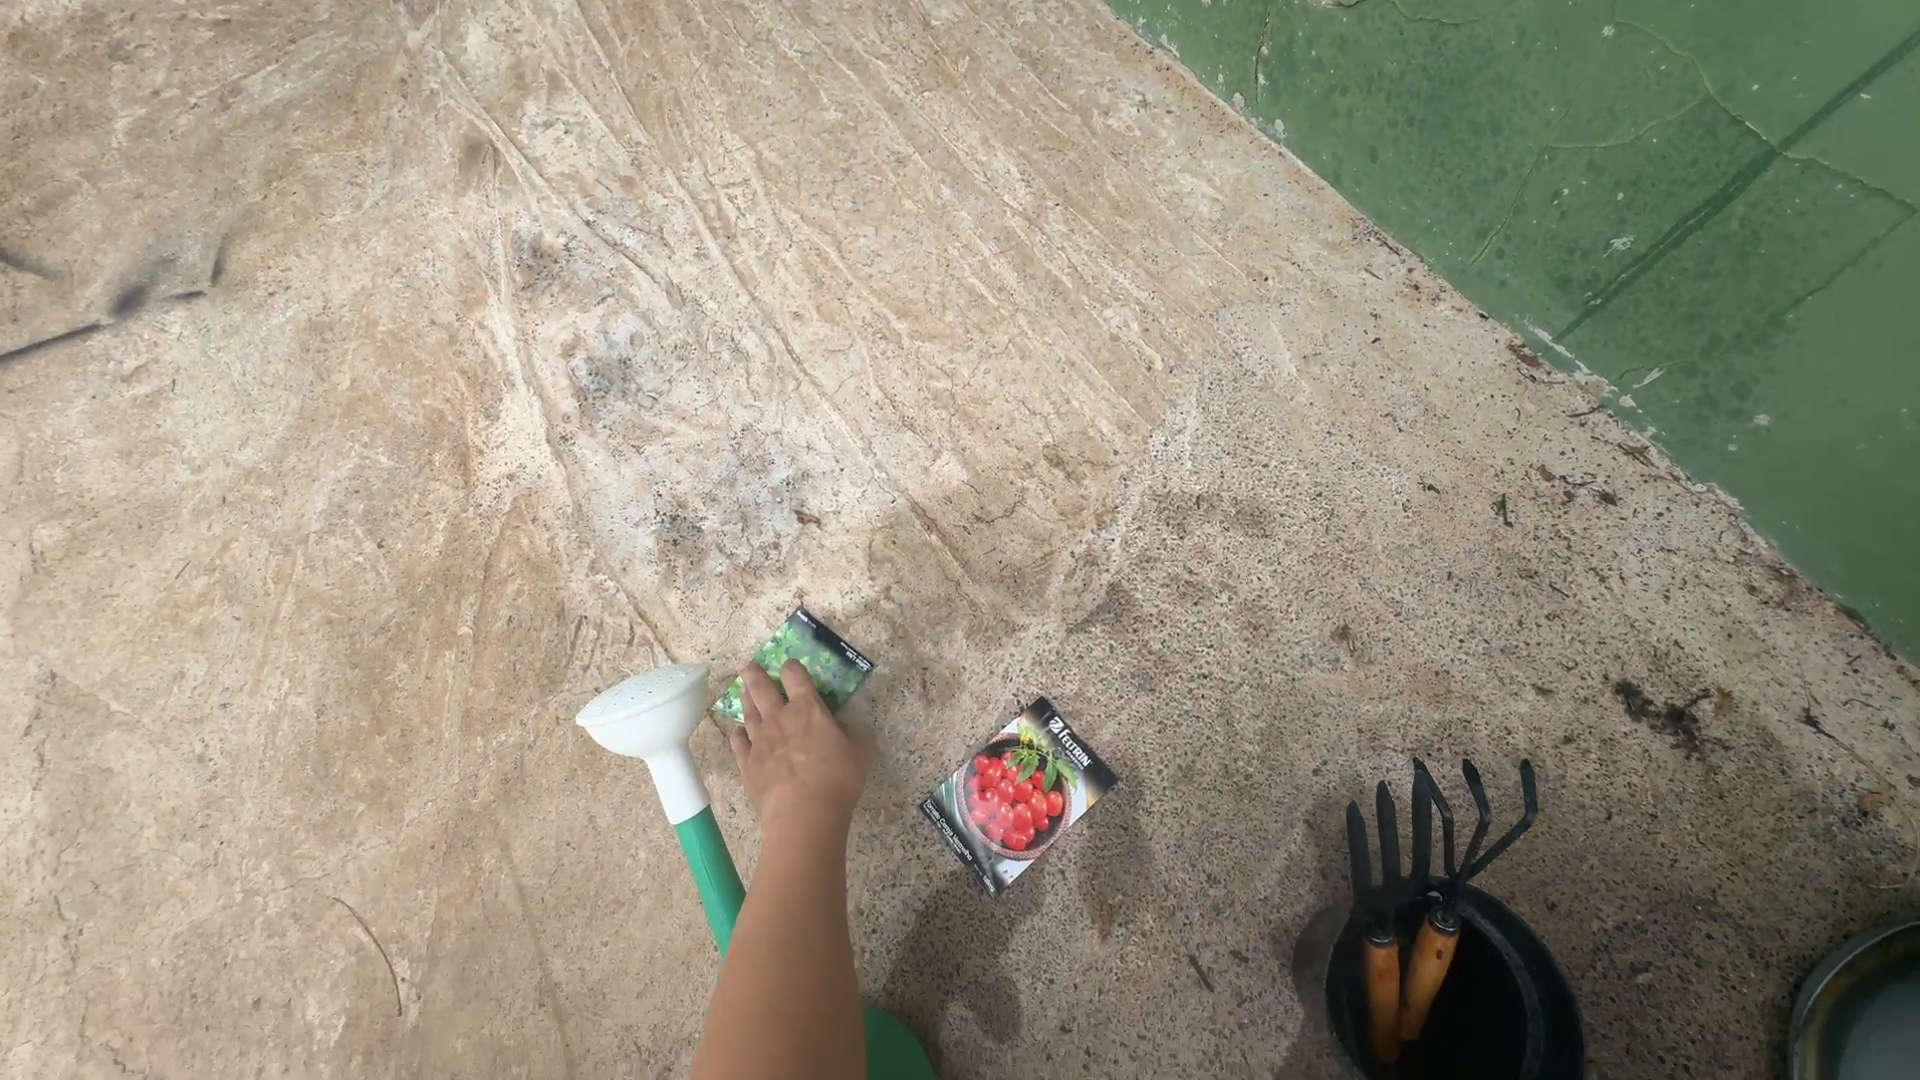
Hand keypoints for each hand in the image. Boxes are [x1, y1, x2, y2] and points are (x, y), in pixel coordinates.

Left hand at [728, 660, 870, 847]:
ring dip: (746, 699)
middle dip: (755, 675)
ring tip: (743, 690)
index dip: (792, 668)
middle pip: (762, 689)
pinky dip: (738, 736)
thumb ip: (850, 734)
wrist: (803, 813)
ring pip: (749, 713)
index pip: (796, 677)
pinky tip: (738, 734)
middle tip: (747, 666)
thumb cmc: (837, 779)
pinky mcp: (747, 764)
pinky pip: (738, 744)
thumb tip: (842, 726)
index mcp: (808, 709)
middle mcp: (780, 719)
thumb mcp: (858, 752)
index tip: (790, 665)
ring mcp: (760, 741)